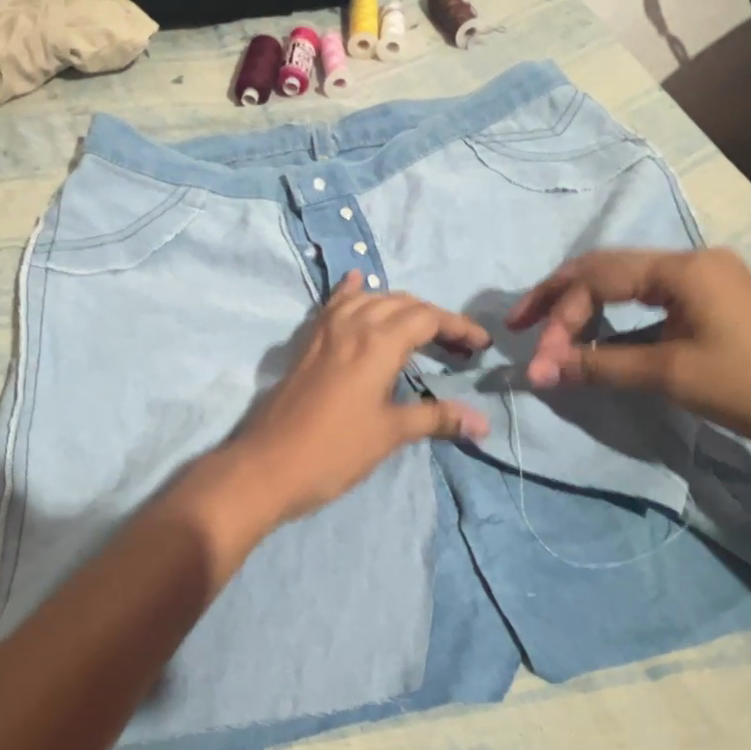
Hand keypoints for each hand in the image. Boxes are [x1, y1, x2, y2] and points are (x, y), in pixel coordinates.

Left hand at [219, 272, 491, 525]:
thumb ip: (436, 418)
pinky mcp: (305, 345)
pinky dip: (352, 293)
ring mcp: (323, 332)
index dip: (459, 327)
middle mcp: (352, 325)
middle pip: (401, 303)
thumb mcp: (390, 433)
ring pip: (368, 300)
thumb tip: (483, 423)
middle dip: (433, 318)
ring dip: (397, 306)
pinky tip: (356, 284)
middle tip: (456, 346)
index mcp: (378, 342)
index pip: (428, 317)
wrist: (267, 466)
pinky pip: (334, 306)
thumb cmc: (335, 450)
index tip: (481, 345)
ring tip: (417, 327)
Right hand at [506, 248, 750, 461]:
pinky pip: (649, 298)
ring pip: (626, 283)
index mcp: (683, 269)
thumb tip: (540, 370)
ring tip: (551, 333)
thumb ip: (600, 366)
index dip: (557, 314)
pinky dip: (615, 316)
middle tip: (521, 325)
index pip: (597, 278)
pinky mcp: (714, 303)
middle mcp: (692, 262)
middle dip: (560, 298)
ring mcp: (706, 280)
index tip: (536, 359)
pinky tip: (597, 336)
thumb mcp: (669, 375)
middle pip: (607, 269)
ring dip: (585, 307)